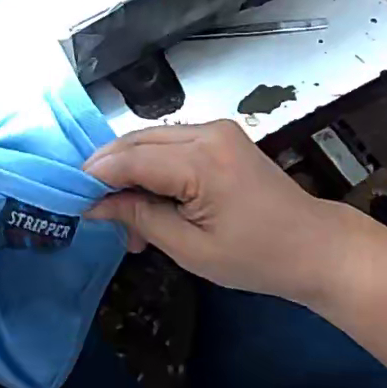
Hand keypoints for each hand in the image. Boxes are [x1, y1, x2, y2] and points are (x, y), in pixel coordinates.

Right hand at [85, 121, 352, 305]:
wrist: (316, 247)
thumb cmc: (257, 258)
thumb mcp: (190, 249)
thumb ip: (138, 217)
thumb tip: (95, 204)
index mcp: (202, 162)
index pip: (131, 159)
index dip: (96, 177)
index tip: (71, 198)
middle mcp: (207, 133)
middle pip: (136, 141)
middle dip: (108, 172)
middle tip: (93, 208)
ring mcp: (215, 130)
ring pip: (149, 139)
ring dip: (128, 171)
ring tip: (123, 215)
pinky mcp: (219, 136)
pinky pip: (169, 143)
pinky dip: (150, 167)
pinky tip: (148, 200)